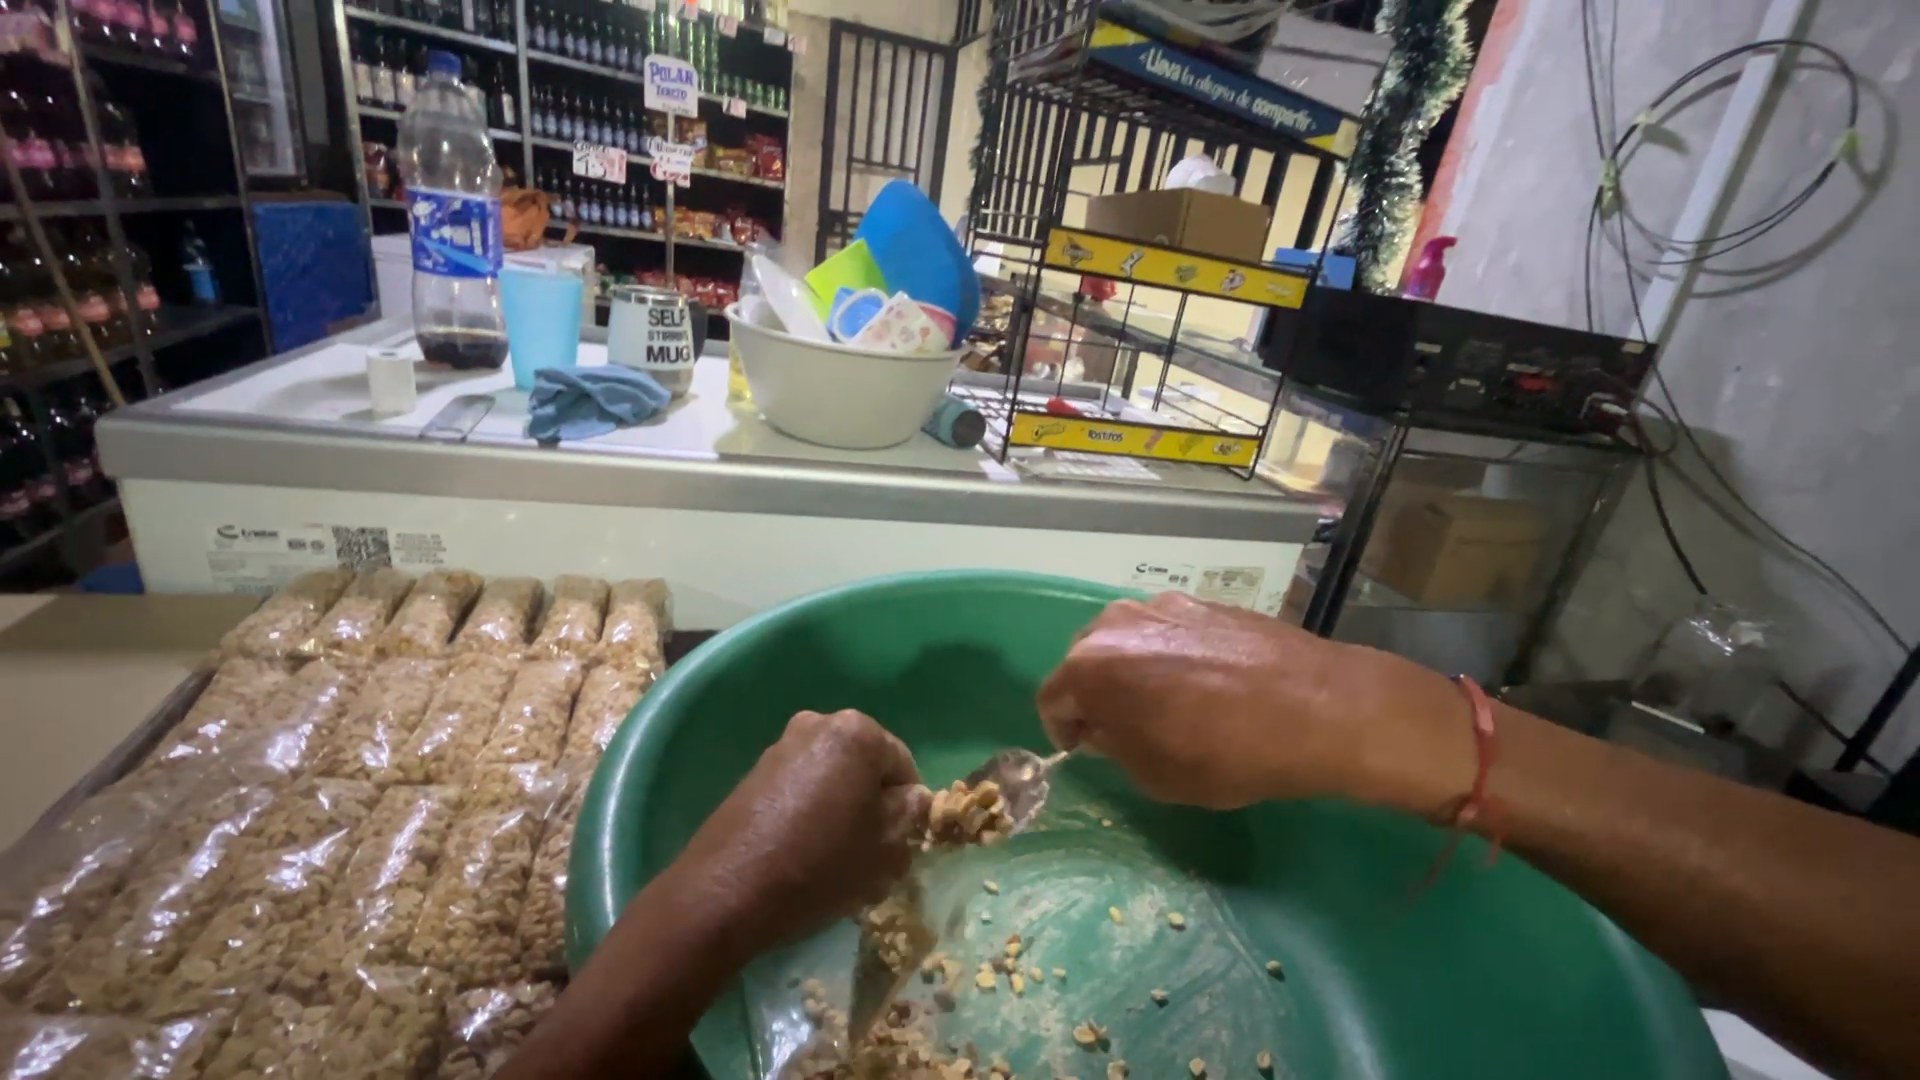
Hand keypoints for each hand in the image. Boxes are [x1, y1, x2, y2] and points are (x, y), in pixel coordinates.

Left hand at [656, 710, 925, 954]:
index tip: (901, 843)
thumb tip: (913, 798)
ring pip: (833, 776)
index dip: (909, 807)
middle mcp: (819, 724)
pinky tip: (804, 849)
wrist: (726, 892)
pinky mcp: (755, 772)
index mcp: (858, 732)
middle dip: (874, 802)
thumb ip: (910, 814)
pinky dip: (811, 809)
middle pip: (866, 765)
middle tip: (872, 850)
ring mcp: (782, 746)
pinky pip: (801, 785)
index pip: (904, 765)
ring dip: (842, 805)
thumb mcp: (885, 849)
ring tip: (835, 854)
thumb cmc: (820, 865)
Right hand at [1036, 593, 1464, 809]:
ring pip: (1126, 640)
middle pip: (1085, 661)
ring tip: (1170, 700)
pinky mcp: (1201, 599)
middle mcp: (1115, 624)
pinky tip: (1205, 680)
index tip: (1087, 748)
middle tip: (1126, 726)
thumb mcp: (1154, 775)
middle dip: (1096, 694)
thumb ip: (1112, 747)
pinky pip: (1165, 631)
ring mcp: (1160, 605)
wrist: (1317, 707)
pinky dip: (1169, 654)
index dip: (1064, 730)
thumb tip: (1105, 727)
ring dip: (1132, 670)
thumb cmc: (1225, 754)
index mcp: (1090, 667)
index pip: (1052, 698)